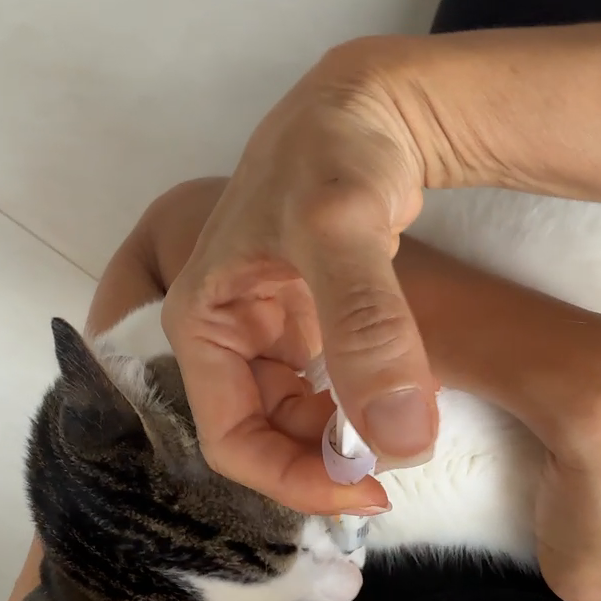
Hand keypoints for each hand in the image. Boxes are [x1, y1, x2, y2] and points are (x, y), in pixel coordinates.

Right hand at [163, 40, 448, 514]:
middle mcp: (226, 334)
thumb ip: (366, 326)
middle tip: (392, 475)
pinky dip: (354, 411)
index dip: (290, 480)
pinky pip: (320, 392)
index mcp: (202, 321)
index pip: (227, 437)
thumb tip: (398, 441)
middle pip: (259, 437)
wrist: (366, 108)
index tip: (368, 492)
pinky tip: (394, 405)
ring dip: (339, 444)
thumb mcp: (340, 229)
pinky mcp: (303, 324)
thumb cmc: (333, 155)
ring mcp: (266, 331)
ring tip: (397, 439)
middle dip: (319, 466)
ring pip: (290, 421)